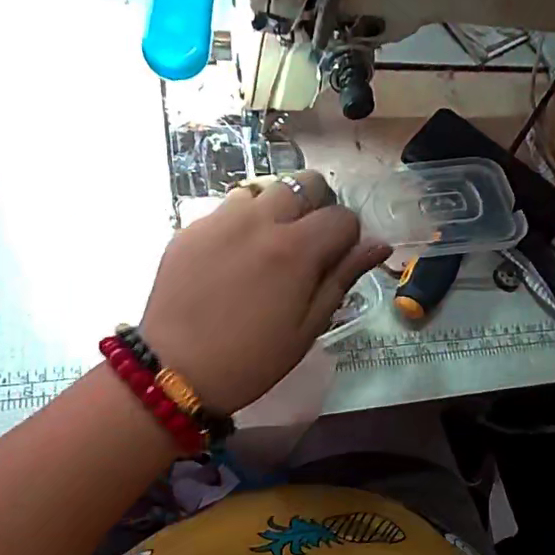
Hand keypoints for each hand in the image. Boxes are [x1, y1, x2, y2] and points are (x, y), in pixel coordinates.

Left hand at [138, 172, 389, 413]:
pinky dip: (241, 223)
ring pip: (263, 190)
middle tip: (309, 243)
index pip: (342, 217)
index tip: (338, 260)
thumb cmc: (253, 358)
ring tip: (268, 248)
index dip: (349, 238)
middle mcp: (260, 220)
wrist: (176, 370)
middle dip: (317, 205)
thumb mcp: (309, 326)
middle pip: (304, 183)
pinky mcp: (190, 229)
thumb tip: (379, 245)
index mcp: (296, 248)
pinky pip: (226, 209)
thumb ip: (343, 278)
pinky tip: (233, 260)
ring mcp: (220, 220)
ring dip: (276, 210)